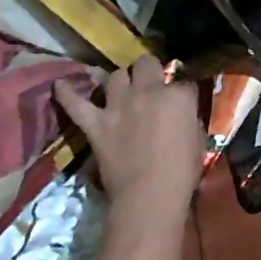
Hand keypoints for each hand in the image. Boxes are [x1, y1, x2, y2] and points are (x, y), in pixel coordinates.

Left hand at [55, 53, 203, 230]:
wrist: (149, 195)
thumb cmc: (182, 171)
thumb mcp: (199, 139)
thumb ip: (188, 119)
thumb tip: (182, 115)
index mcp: (178, 96)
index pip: (183, 81)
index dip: (183, 90)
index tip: (183, 100)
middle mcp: (147, 92)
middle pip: (146, 64)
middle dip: (150, 69)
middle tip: (151, 82)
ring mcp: (118, 106)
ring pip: (115, 76)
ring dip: (121, 80)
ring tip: (123, 89)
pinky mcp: (96, 123)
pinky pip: (75, 103)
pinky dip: (67, 93)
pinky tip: (61, 84)